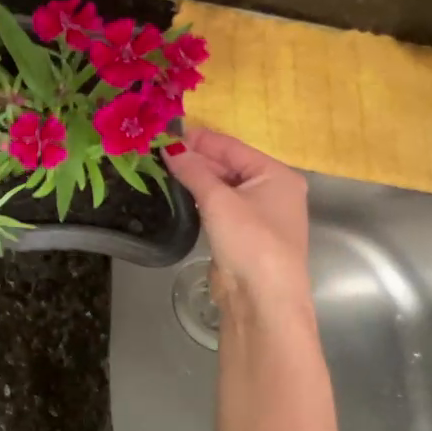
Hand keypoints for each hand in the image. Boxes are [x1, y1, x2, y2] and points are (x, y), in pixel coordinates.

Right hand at [164, 129, 310, 314]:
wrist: (263, 297)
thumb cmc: (250, 241)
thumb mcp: (218, 200)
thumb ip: (192, 170)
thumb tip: (169, 147)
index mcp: (276, 175)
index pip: (231, 146)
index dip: (197, 139)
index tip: (162, 133)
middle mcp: (272, 189)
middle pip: (227, 164)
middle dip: (194, 157)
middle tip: (155, 150)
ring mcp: (258, 211)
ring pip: (221, 183)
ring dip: (194, 176)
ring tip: (160, 166)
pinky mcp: (243, 231)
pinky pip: (219, 203)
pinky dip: (199, 195)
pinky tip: (177, 190)